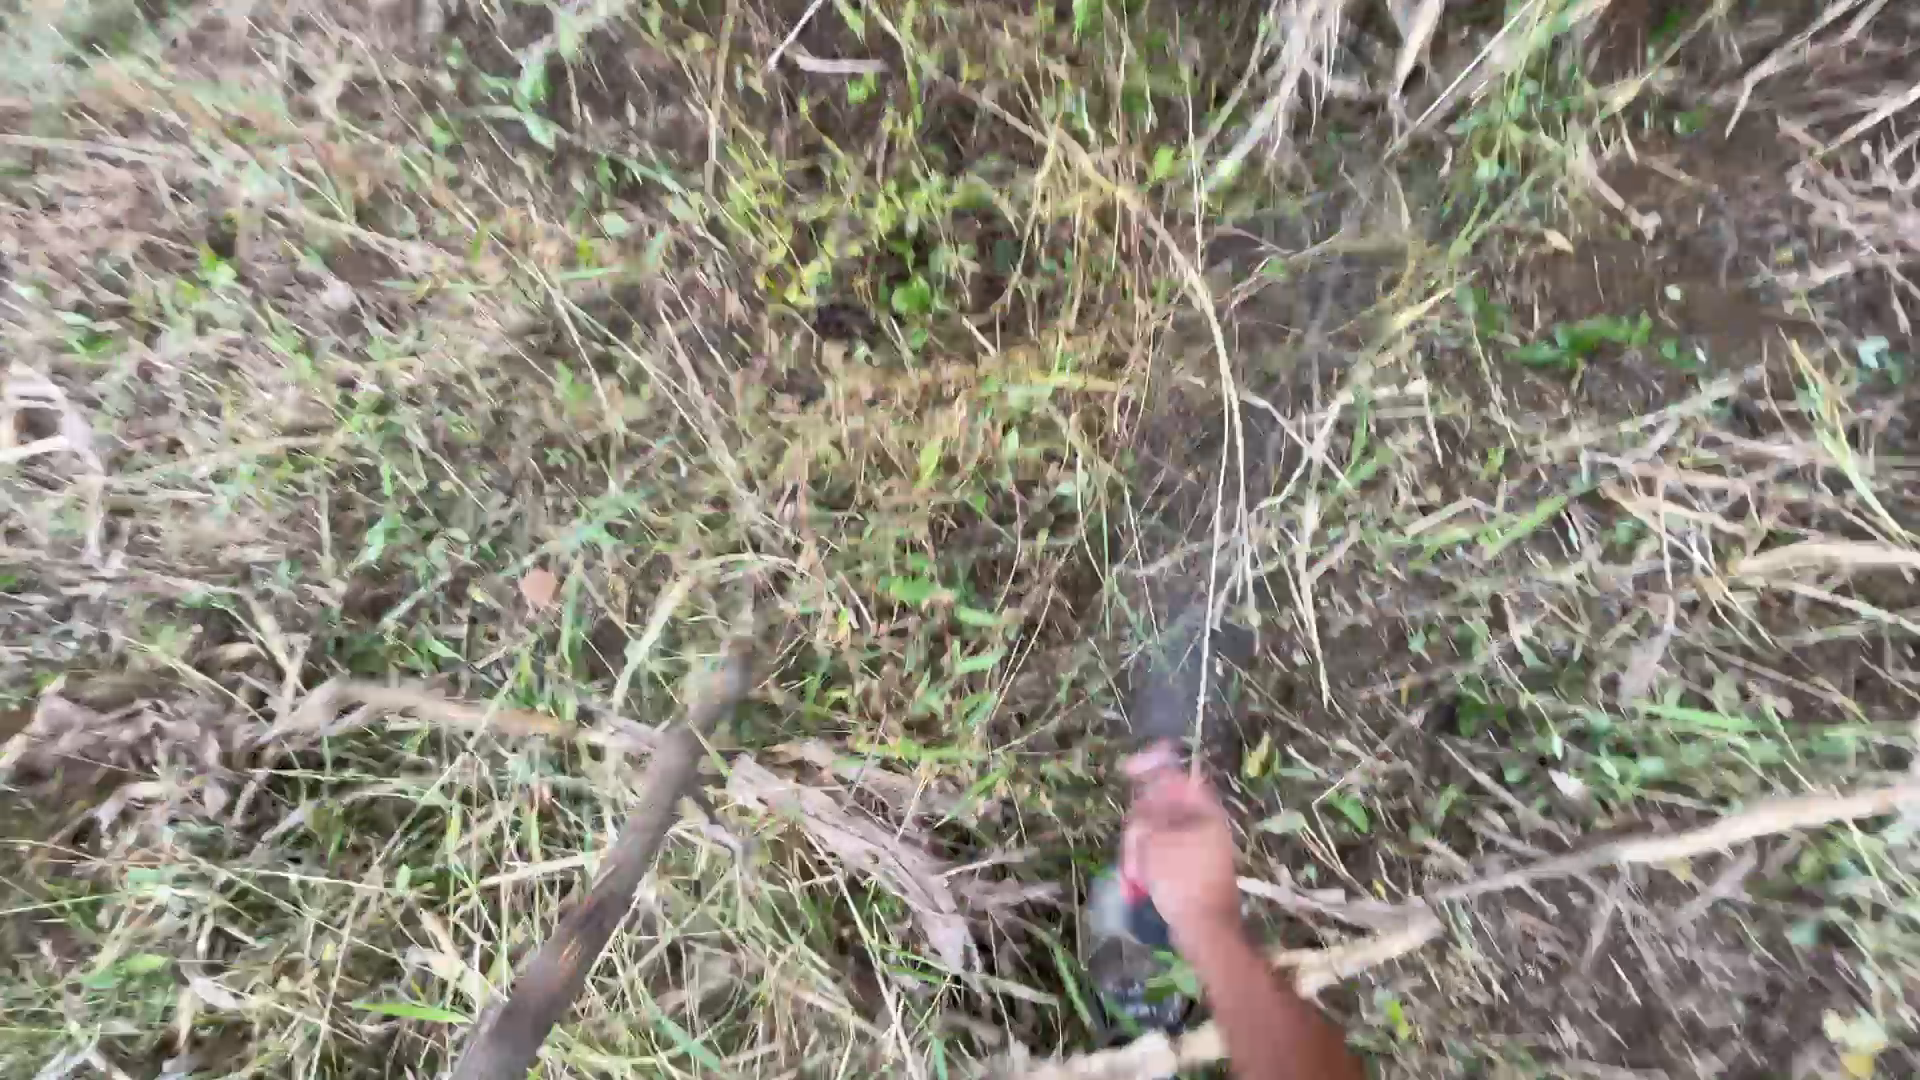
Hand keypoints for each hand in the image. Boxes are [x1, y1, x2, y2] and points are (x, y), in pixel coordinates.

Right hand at [1120, 744, 1240, 940]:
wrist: (1206, 932)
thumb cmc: (1183, 881)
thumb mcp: (1155, 841)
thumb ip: (1147, 812)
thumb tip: (1146, 796)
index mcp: (1203, 811)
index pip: (1177, 774)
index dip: (1153, 765)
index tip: (1128, 768)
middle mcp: (1202, 824)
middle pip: (1159, 807)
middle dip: (1138, 828)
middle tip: (1132, 848)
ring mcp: (1196, 847)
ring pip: (1154, 833)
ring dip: (1138, 851)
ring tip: (1135, 876)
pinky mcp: (1188, 866)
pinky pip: (1160, 853)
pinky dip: (1146, 864)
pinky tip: (1138, 883)